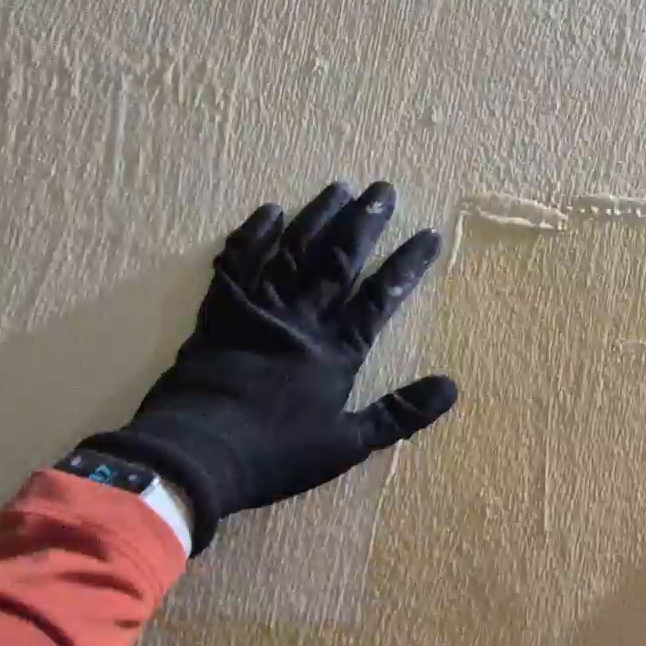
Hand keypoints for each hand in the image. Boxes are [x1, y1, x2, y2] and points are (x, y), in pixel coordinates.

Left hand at [84, 181, 457, 554]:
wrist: (193, 457)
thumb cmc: (275, 454)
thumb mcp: (348, 444)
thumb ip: (401, 414)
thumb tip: (452, 387)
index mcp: (336, 349)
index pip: (381, 296)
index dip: (407, 265)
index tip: (428, 235)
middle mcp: (302, 318)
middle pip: (339, 260)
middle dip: (365, 223)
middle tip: (384, 189)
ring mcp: (259, 310)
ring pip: (294, 251)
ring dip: (318, 216)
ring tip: (340, 187)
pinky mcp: (221, 312)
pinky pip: (238, 263)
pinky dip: (253, 235)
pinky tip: (269, 211)